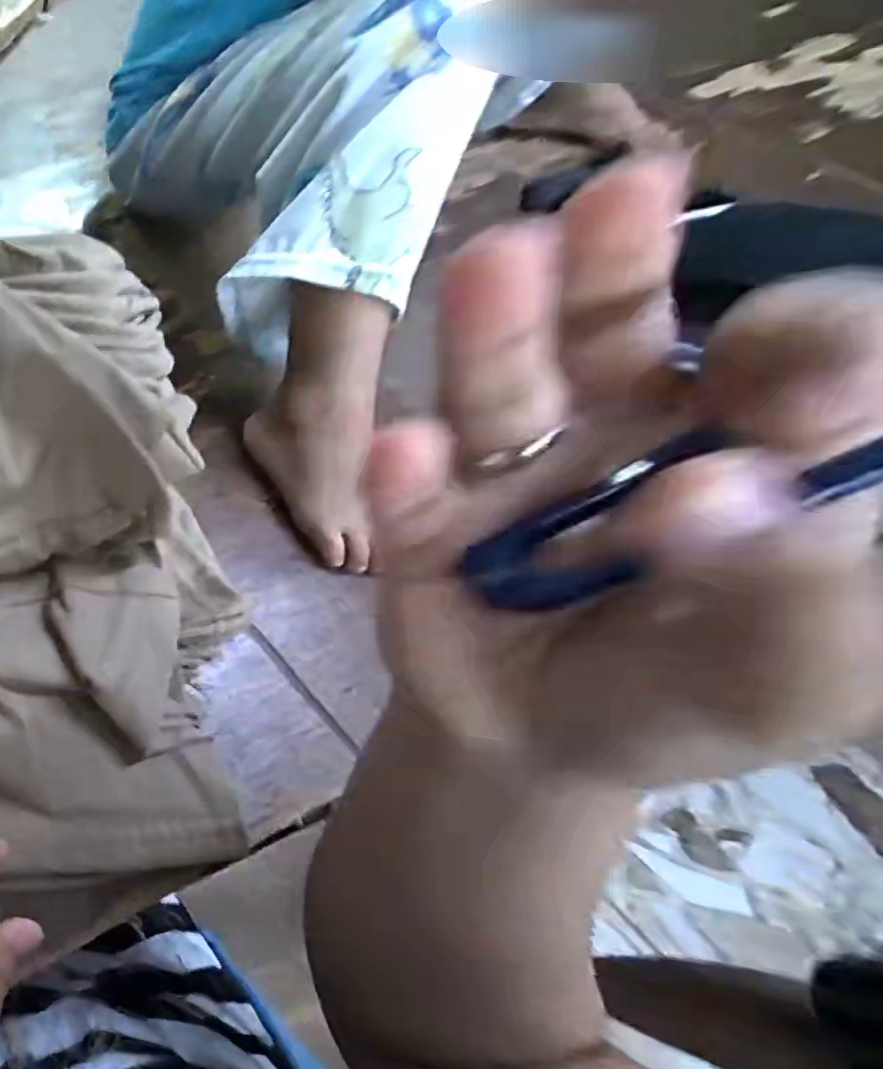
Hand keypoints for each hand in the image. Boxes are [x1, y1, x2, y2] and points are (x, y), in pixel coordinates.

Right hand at [368, 153, 882, 787]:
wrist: (535, 739)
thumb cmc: (686, 698)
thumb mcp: (801, 675)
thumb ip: (807, 590)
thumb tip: (720, 492)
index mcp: (736, 449)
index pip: (783, 371)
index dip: (803, 347)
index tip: (789, 359)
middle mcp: (612, 440)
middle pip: (616, 346)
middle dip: (617, 273)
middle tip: (627, 187)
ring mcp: (502, 479)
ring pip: (498, 398)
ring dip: (491, 335)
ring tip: (490, 261)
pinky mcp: (419, 526)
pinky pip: (410, 499)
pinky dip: (403, 476)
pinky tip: (403, 449)